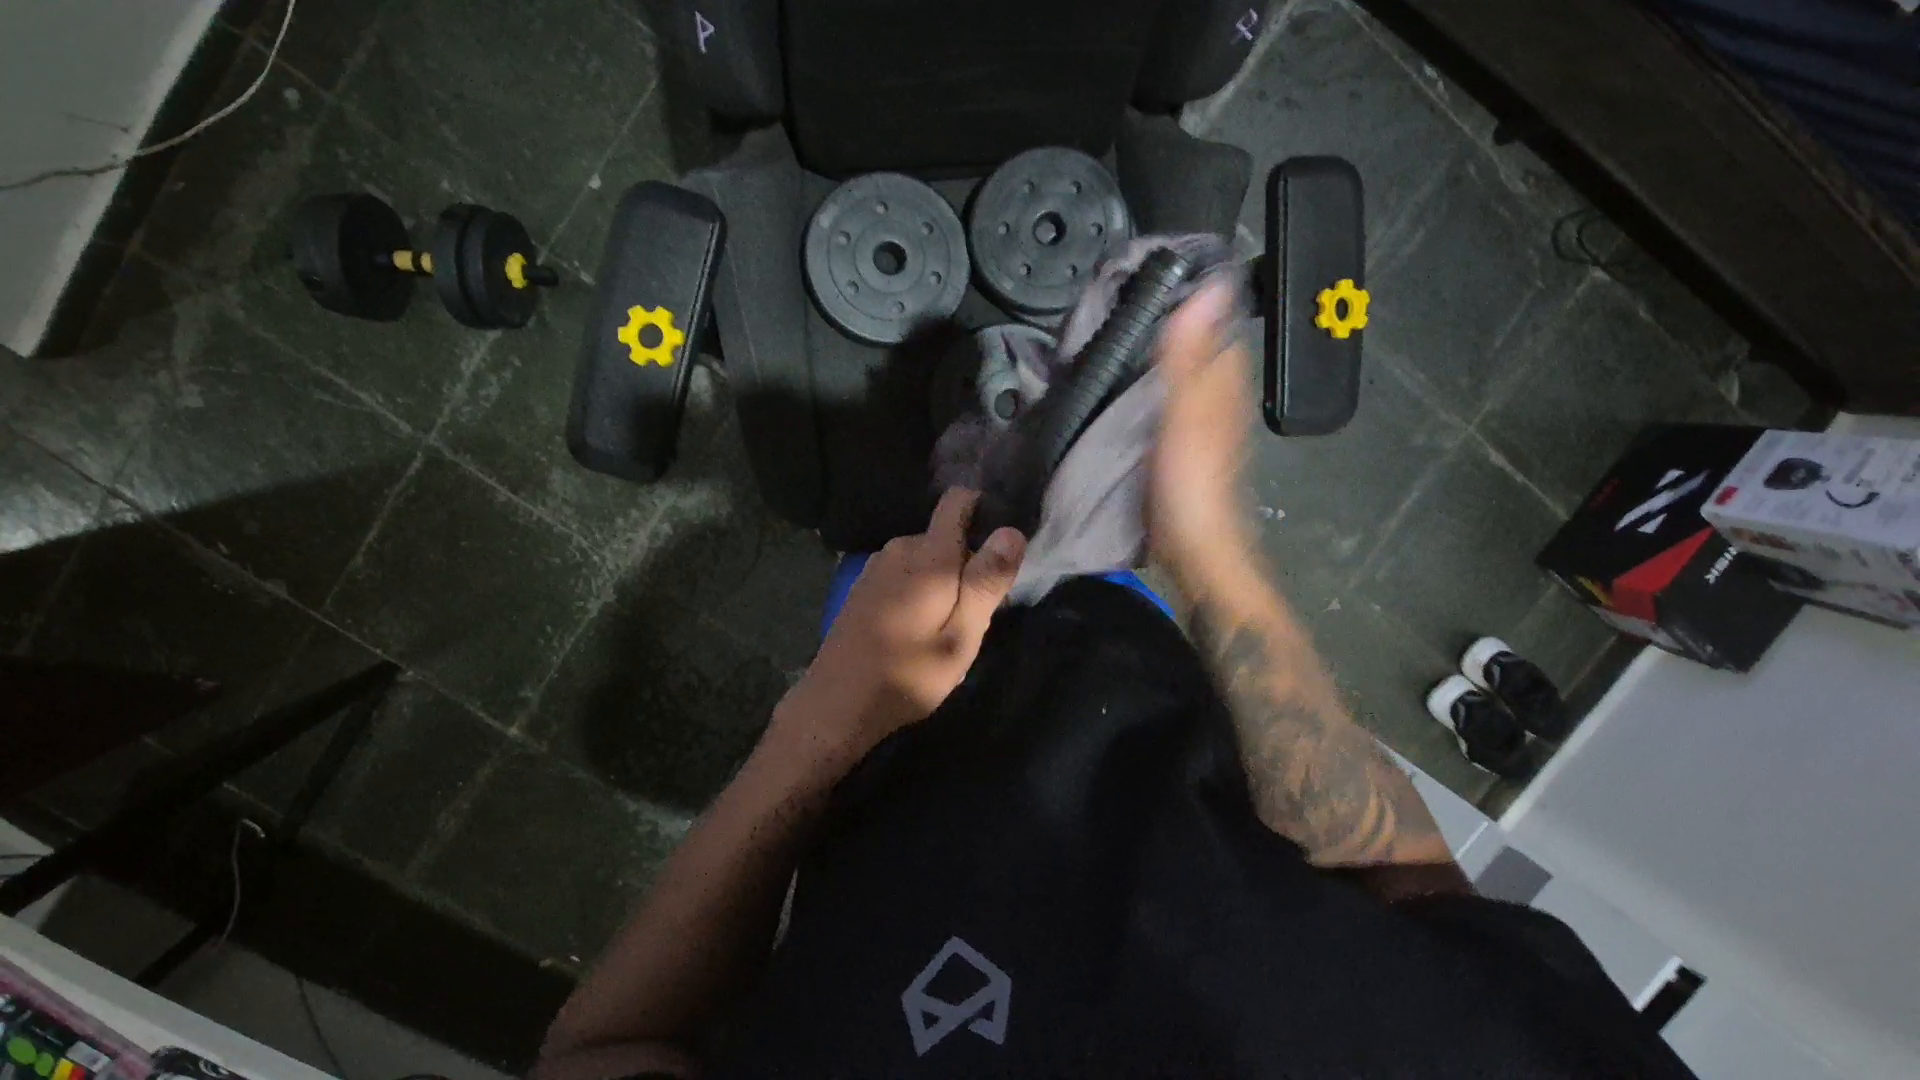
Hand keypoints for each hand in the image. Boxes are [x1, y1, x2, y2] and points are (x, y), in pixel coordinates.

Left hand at [775, 488, 1025, 766]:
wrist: (836, 704)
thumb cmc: (907, 674)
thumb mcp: (960, 636)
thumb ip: (986, 582)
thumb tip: (1012, 531)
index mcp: (928, 555)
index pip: (957, 501)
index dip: (984, 509)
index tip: (1000, 546)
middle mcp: (899, 548)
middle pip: (945, 536)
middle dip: (967, 562)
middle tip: (977, 612)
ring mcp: (875, 567)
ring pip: (924, 557)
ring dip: (942, 580)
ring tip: (947, 626)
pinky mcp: (862, 587)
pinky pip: (903, 573)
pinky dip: (918, 590)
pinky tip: (916, 629)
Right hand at [1149, 279, 1256, 591]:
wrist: (1195, 549)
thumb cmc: (1192, 484)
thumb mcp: (1186, 413)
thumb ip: (1190, 355)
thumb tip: (1210, 287)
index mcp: (1223, 384)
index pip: (1221, 321)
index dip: (1200, 290)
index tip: (1166, 261)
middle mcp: (1219, 398)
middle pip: (1202, 343)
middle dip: (1177, 315)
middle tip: (1134, 289)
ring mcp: (1202, 424)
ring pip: (1184, 371)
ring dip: (1163, 349)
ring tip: (1125, 326)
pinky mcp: (1182, 448)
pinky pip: (1167, 400)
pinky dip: (1152, 384)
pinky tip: (1128, 384)